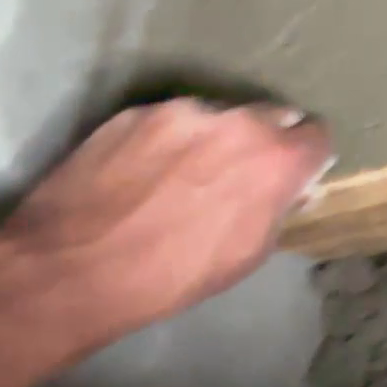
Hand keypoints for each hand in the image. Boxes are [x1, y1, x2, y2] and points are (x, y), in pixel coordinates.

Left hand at [4, 98, 333, 342]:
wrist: (68, 271)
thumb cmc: (174, 274)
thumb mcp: (250, 251)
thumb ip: (279, 206)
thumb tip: (290, 188)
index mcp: (280, 158)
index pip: (319, 134)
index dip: (307, 155)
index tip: (293, 172)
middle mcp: (242, 122)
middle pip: (275, 116)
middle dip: (267, 139)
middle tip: (240, 172)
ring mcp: (186, 112)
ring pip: (222, 115)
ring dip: (217, 136)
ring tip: (185, 172)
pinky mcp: (137, 113)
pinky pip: (173, 119)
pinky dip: (171, 139)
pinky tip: (145, 171)